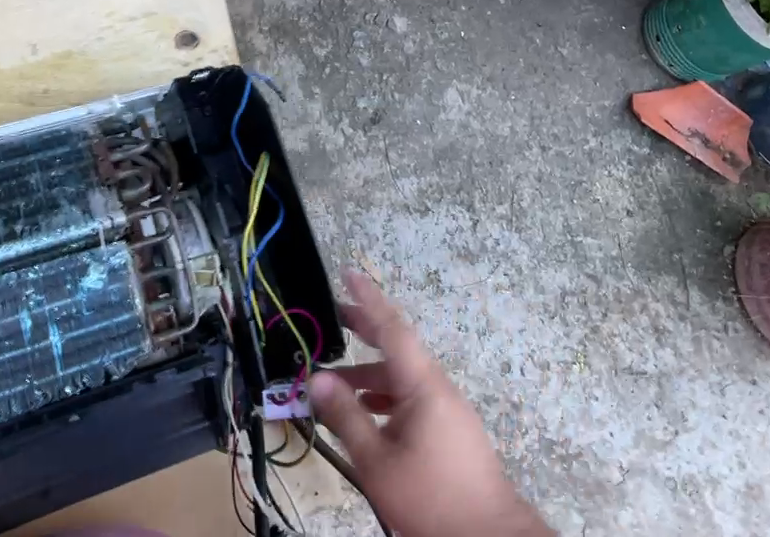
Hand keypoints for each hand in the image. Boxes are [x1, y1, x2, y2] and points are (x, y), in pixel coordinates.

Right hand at [308, 272, 550, 536]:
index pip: (392, 328)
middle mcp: (438, 388)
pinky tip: (366, 414)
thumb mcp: (377, 461)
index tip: (349, 272)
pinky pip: (413, 399)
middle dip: (365, 329)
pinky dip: (385, 397)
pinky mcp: (451, 430)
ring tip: (335, 384)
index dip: (368, 299)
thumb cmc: (430, 497)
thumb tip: (318, 379)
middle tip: (334, 315)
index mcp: (423, 385)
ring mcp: (448, 410)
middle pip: (398, 348)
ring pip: (402, 379)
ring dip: (369, 375)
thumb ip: (346, 416)